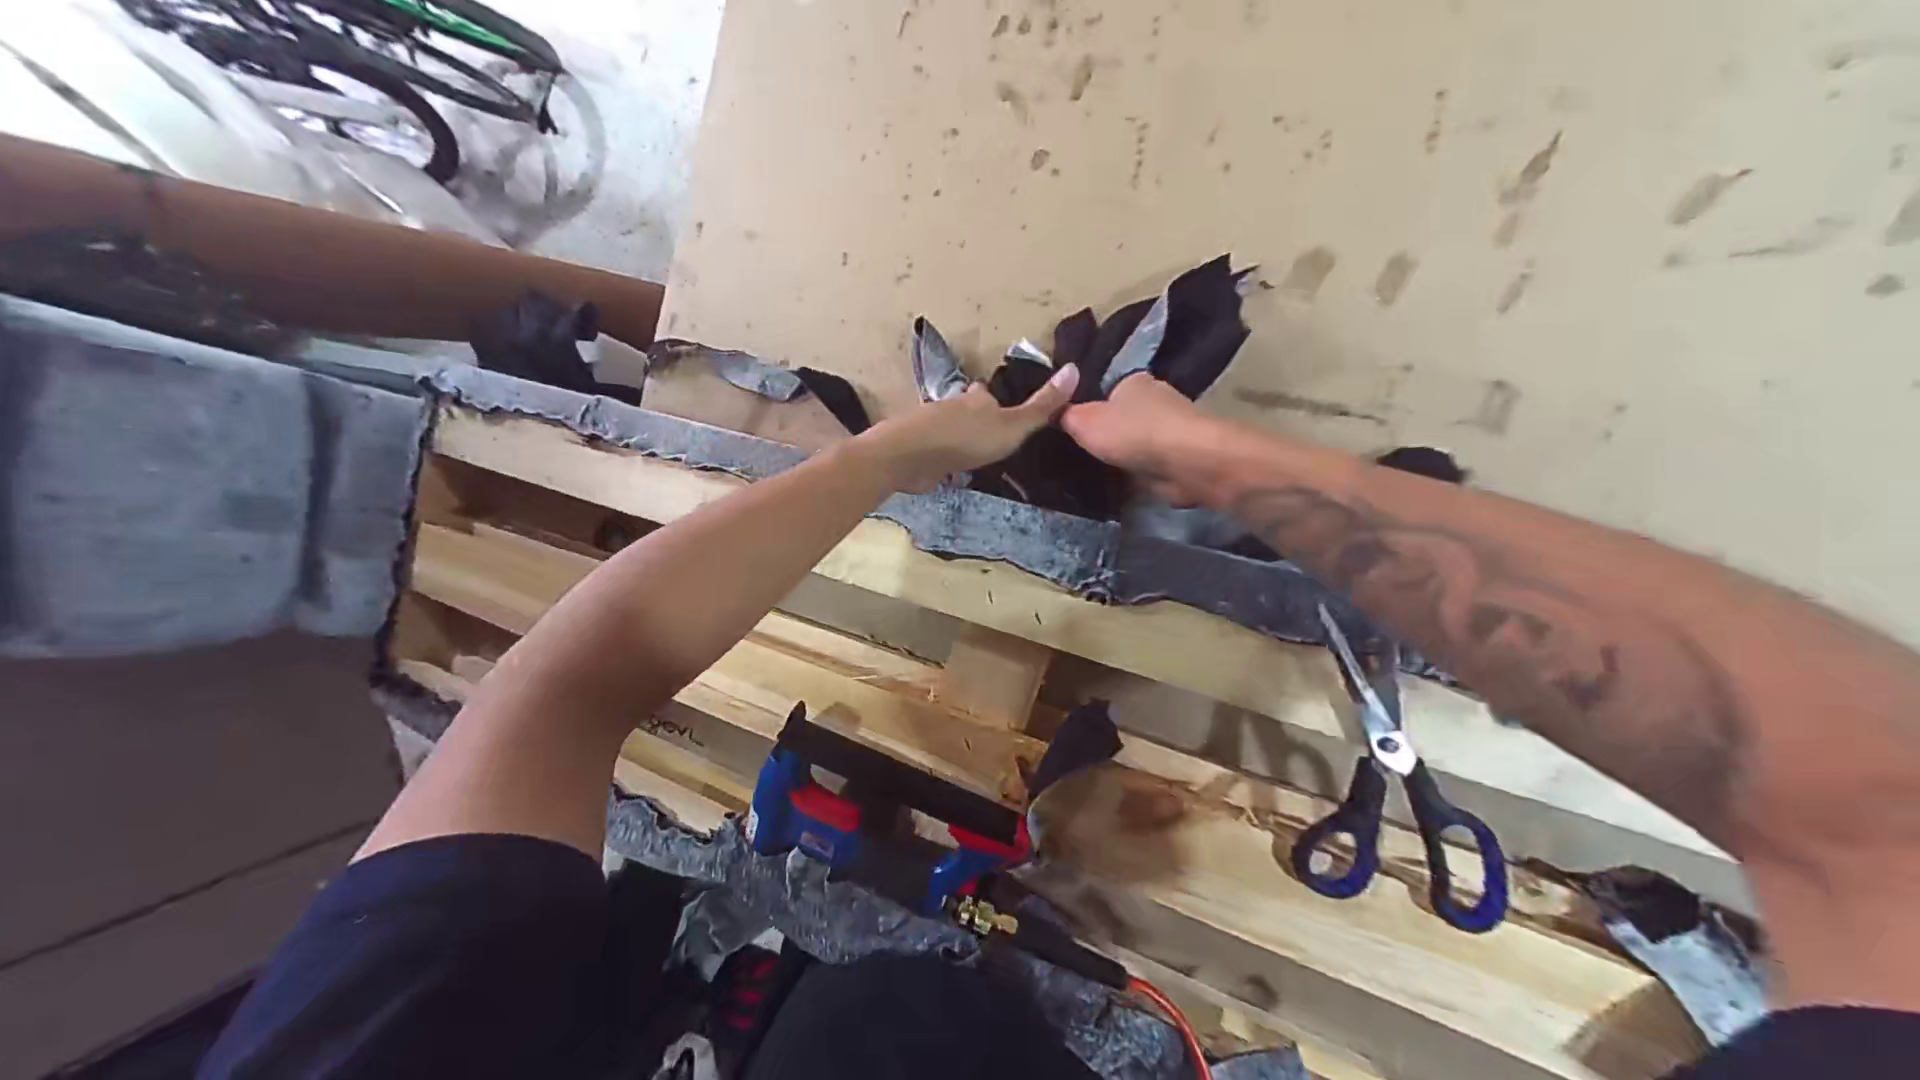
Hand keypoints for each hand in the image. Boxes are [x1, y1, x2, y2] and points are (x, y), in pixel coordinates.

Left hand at [857, 365, 1079, 491]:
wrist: (909, 456)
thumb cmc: (965, 439)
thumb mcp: (1012, 425)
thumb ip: (1041, 406)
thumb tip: (1075, 369)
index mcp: (977, 398)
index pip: (989, 396)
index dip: (999, 404)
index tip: (1009, 417)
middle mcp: (953, 407)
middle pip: (968, 411)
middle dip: (978, 422)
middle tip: (993, 439)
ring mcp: (931, 429)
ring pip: (951, 431)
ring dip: (960, 440)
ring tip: (974, 457)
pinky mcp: (918, 452)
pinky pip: (936, 453)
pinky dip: (944, 459)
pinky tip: (950, 470)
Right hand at [1060, 374, 1217, 503]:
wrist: (1185, 463)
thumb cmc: (1132, 432)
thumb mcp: (1082, 421)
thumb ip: (1064, 415)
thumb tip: (1051, 410)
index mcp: (1133, 382)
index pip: (1104, 389)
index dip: (1086, 405)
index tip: (1067, 425)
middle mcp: (1154, 401)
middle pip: (1120, 417)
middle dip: (1104, 433)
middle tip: (1074, 451)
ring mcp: (1168, 432)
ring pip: (1133, 443)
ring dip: (1120, 456)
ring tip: (1089, 471)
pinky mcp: (1176, 459)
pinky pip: (1145, 465)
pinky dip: (1134, 474)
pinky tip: (1114, 485)